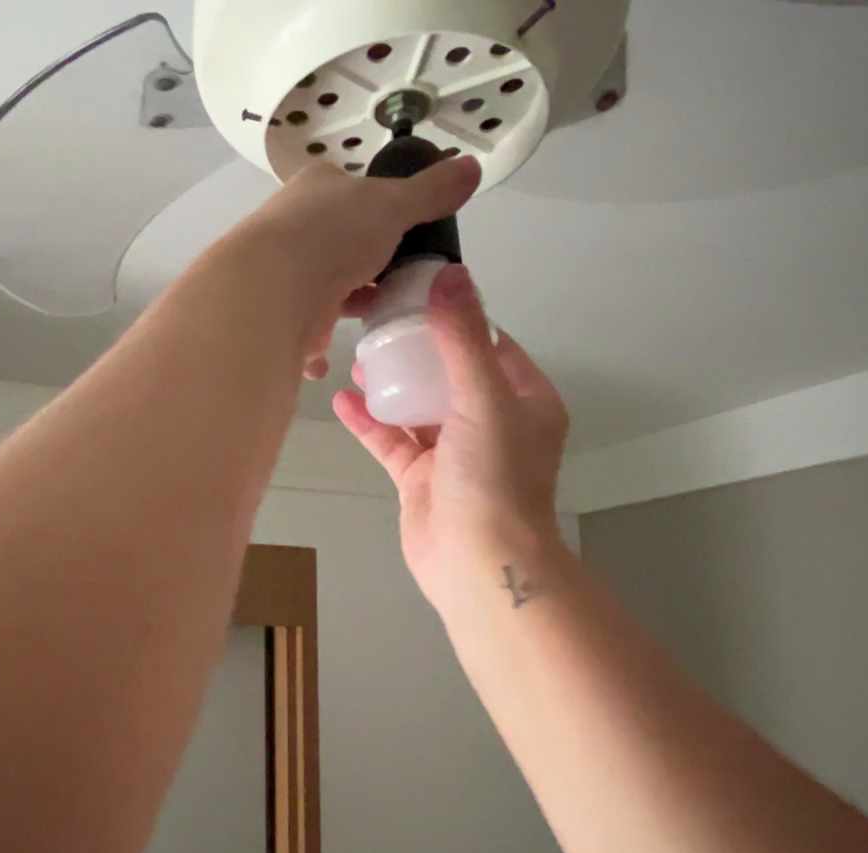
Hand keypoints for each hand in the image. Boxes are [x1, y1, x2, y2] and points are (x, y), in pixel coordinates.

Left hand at [223, 157, 483, 377]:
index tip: (402, 235)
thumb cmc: (333, 236)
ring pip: (317, 286)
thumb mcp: (394, 206)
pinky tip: (331, 356)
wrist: (270, 290)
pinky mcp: (271, 316)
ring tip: (377, 319)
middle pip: (334, 242)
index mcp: (315, 187)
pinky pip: (299, 330)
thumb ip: (431, 192)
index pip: (349, 190)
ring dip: (342, 303)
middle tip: (396, 284)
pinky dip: (315, 344)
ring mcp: (276, 272)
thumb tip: (472, 167)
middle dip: (362, 264)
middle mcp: (288, 225)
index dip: (377, 209)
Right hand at [333, 263, 570, 610]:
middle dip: (415, 349)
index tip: (418, 292)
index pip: (491, 344)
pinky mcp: (422, 479)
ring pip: (418, 407)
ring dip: (391, 384)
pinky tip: (343, 401)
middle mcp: (492, 423)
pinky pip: (394, 441)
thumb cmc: (493, 478)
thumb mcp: (484, 398)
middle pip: (448, 373)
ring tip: (358, 357)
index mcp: (524, 401)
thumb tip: (450, 274)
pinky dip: (371, 422)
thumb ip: (463, 337)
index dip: (457, 317)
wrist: (478, 563)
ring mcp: (454, 453)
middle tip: (377, 321)